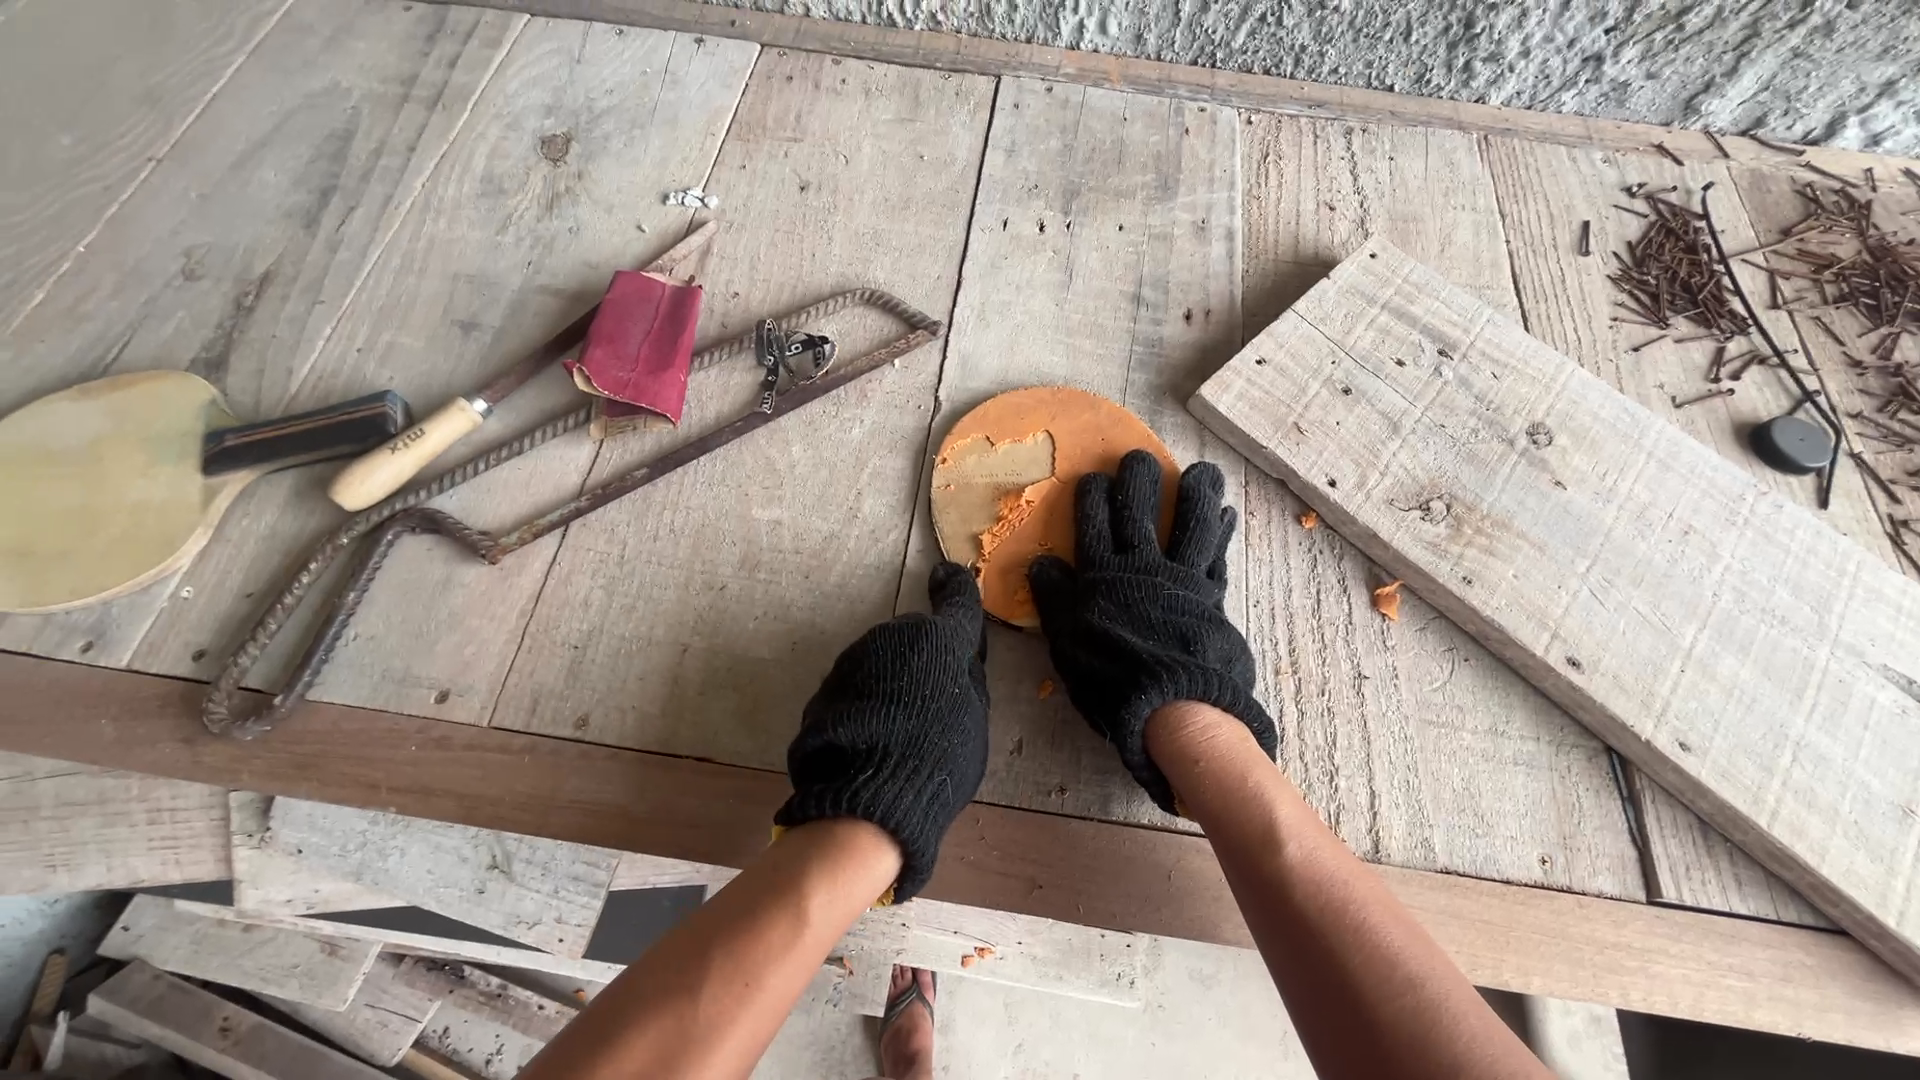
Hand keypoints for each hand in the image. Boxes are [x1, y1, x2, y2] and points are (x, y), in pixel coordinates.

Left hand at [775, 562, 988, 901]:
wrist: (869, 794)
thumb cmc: (937, 758)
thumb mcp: (973, 720)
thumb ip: (966, 680)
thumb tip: (960, 659)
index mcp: (941, 640)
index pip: (957, 603)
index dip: (955, 586)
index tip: (948, 574)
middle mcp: (895, 636)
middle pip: (915, 640)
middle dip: (921, 661)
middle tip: (929, 705)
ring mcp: (855, 659)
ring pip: (880, 663)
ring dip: (889, 685)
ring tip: (896, 730)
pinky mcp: (825, 686)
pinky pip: (854, 688)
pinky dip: (863, 704)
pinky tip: (869, 738)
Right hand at [1027, 449, 1277, 813]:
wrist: (1172, 706)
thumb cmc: (1110, 678)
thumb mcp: (1067, 642)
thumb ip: (1054, 600)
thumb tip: (1040, 563)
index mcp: (1103, 577)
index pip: (1092, 523)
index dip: (1091, 496)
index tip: (1091, 477)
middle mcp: (1143, 568)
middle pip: (1140, 512)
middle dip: (1138, 480)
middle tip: (1139, 457)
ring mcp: (1182, 580)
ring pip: (1190, 525)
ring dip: (1195, 494)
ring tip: (1201, 471)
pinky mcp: (1212, 598)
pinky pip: (1218, 558)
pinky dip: (1222, 535)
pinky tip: (1227, 516)